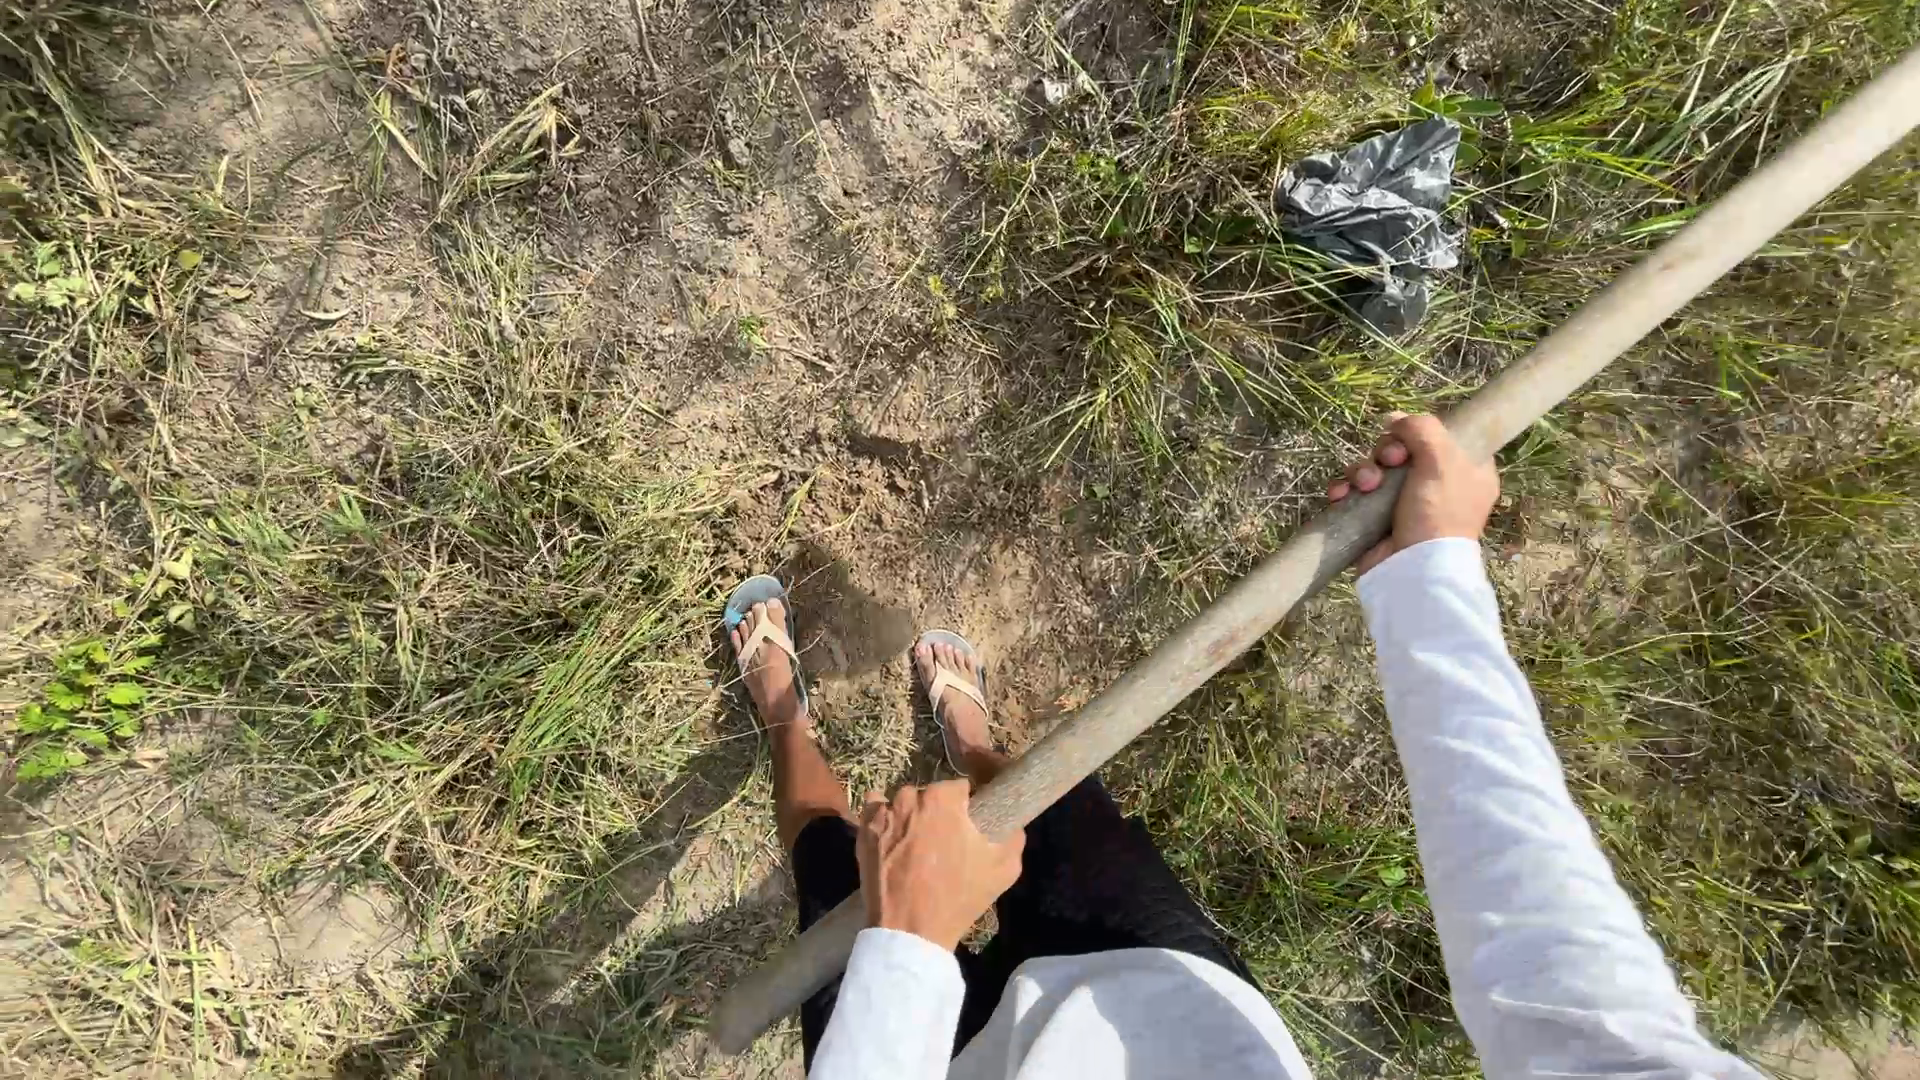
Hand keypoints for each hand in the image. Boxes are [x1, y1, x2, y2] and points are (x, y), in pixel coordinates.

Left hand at [856, 779, 1024, 950]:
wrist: (910, 933)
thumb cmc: (957, 897)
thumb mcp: (1004, 869)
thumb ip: (1014, 836)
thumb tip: (1013, 824)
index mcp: (943, 799)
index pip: (961, 789)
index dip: (967, 808)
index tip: (967, 828)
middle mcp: (911, 796)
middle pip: (931, 796)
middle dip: (939, 813)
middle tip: (944, 843)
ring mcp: (884, 812)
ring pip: (904, 803)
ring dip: (911, 817)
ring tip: (916, 848)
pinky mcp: (864, 829)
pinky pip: (875, 809)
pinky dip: (883, 818)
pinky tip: (891, 837)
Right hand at [1327, 412, 1498, 574]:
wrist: (1413, 567)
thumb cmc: (1438, 513)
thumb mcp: (1442, 461)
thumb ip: (1423, 430)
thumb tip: (1394, 418)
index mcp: (1464, 471)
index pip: (1439, 438)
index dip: (1418, 433)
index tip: (1407, 437)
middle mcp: (1433, 485)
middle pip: (1399, 451)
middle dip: (1385, 453)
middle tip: (1389, 463)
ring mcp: (1401, 503)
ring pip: (1373, 469)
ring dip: (1362, 472)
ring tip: (1364, 486)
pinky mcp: (1373, 518)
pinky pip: (1353, 493)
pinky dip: (1344, 490)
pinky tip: (1341, 494)